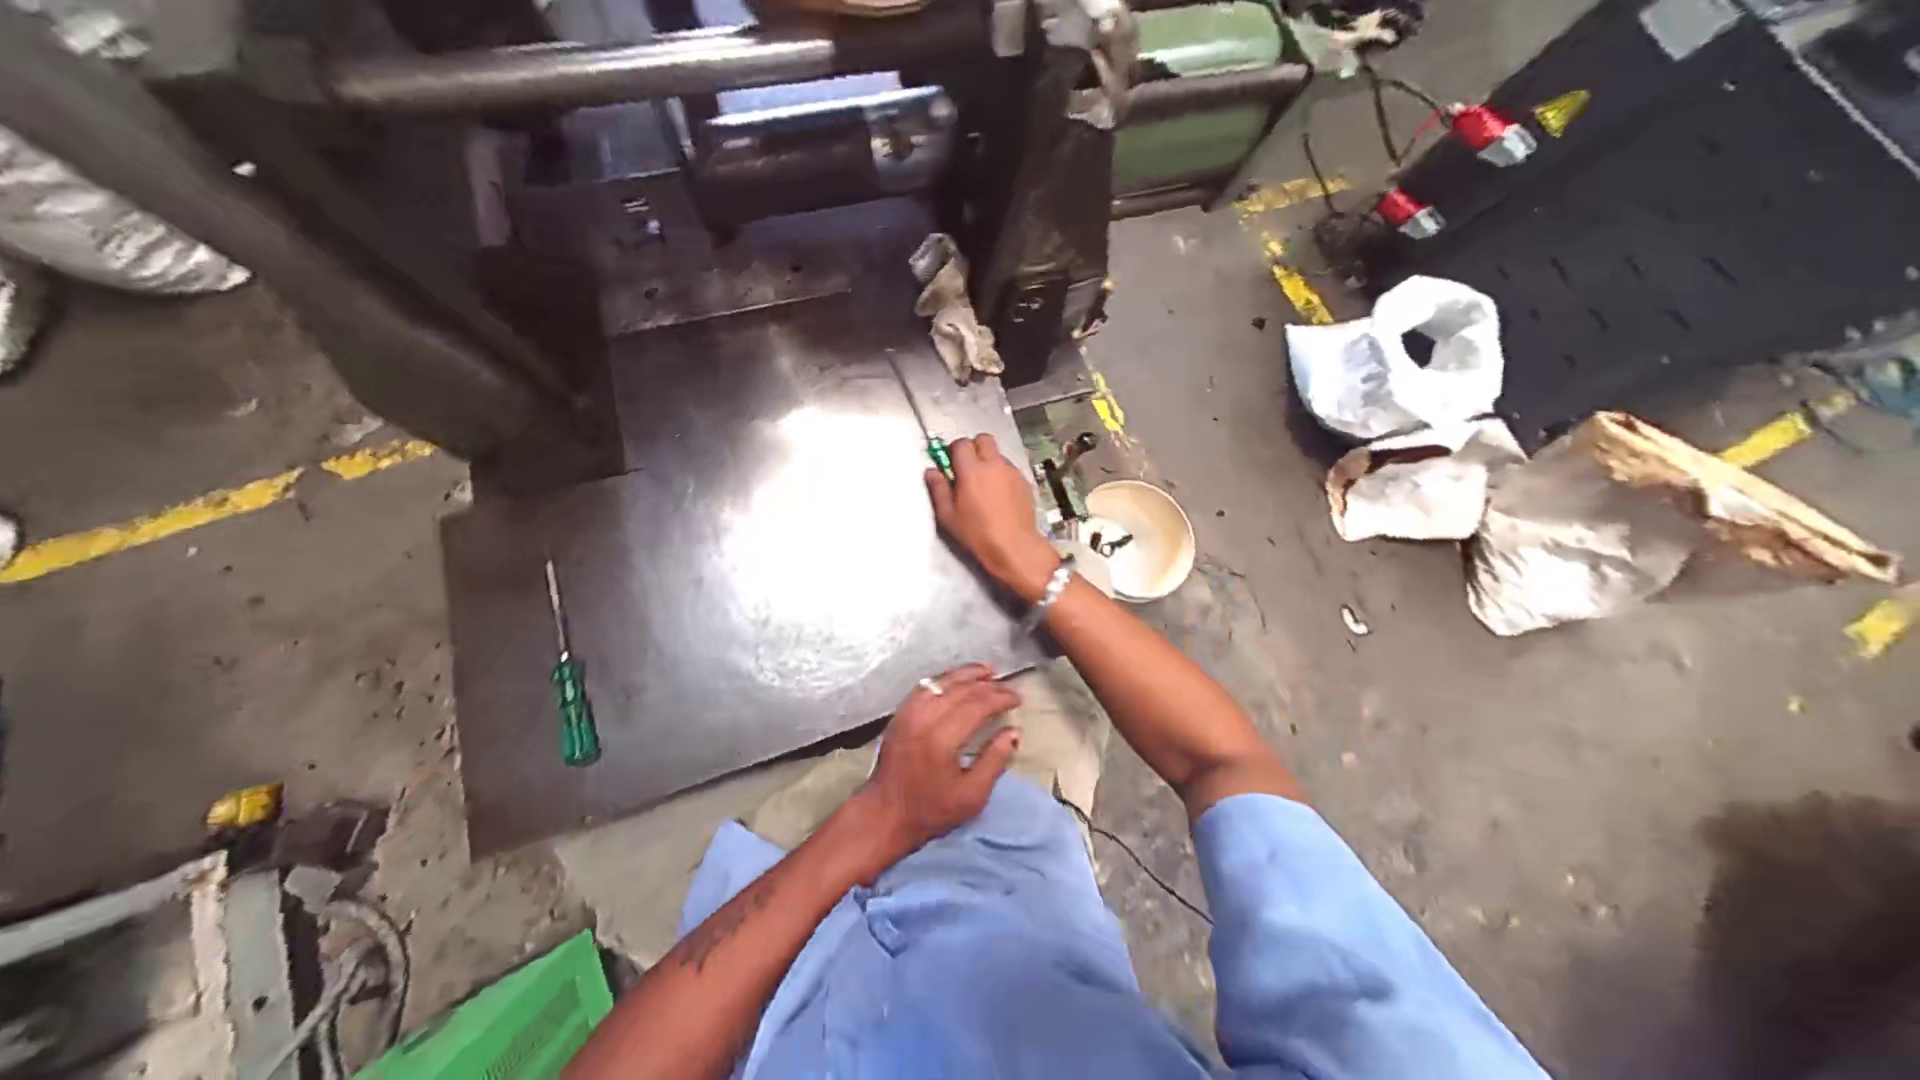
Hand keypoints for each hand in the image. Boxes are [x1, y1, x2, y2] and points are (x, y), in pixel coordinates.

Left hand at [854, 664, 1021, 858]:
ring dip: (965, 674)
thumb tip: (1013, 732)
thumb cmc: (930, 810)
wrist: (884, 814)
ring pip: (940, 682)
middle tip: (1007, 687)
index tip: (1017, 698)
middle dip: (987, 685)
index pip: (977, 705)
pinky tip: (956, 681)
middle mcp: (923, 719)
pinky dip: (944, 680)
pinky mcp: (899, 715)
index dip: (1000, 698)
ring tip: (986, 672)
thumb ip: (995, 760)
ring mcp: (907, 714)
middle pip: (960, 689)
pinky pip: (924, 687)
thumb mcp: (972, 795)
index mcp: (942, 739)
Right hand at [925, 434, 1060, 601]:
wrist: (1014, 546)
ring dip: (989, 461)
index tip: (950, 462)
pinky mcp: (1024, 482)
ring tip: (983, 484)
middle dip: (974, 447)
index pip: (961, 443)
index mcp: (972, 470)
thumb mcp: (948, 515)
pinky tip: (998, 495)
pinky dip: (1002, 474)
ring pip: (998, 454)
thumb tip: (932, 473)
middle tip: (966, 466)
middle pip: (983, 439)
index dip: (954, 450)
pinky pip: (1010, 469)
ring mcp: (1012, 472)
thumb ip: (938, 489)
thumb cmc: (979, 534)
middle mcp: (994, 465)